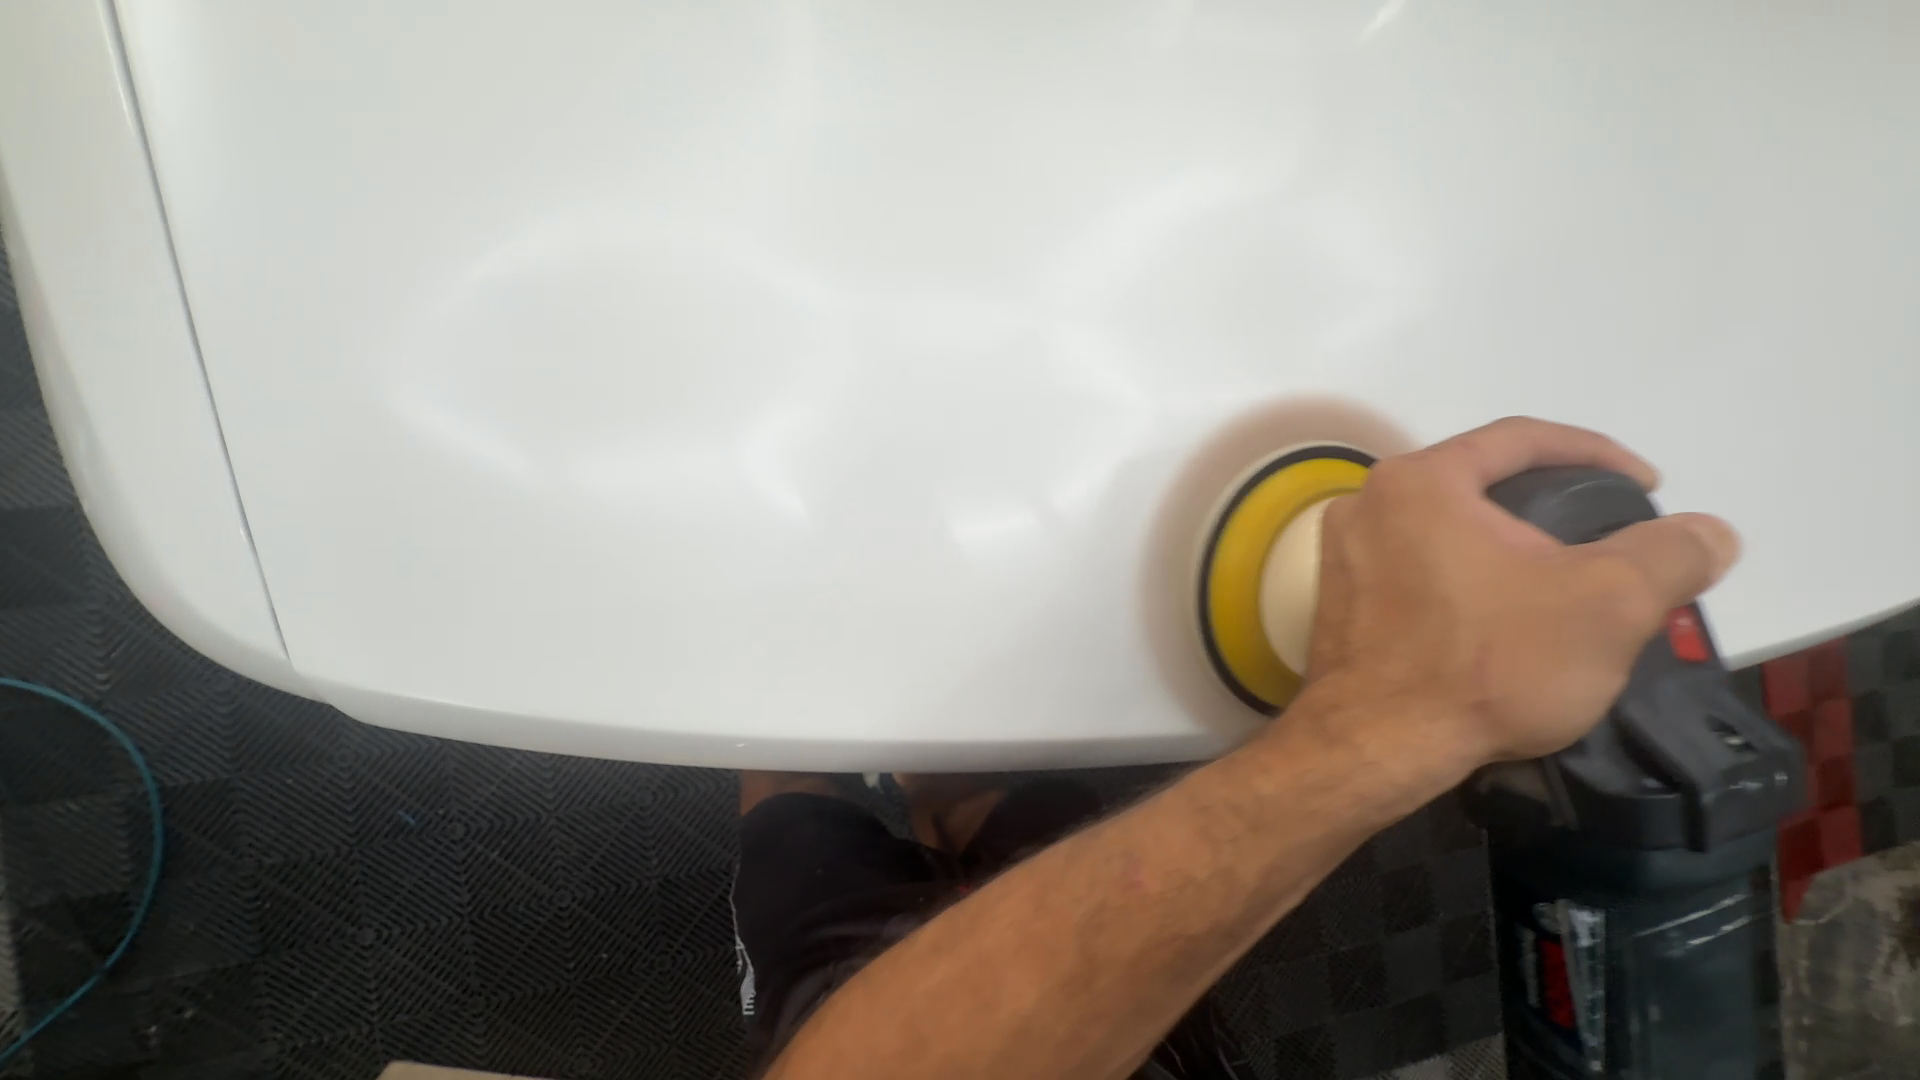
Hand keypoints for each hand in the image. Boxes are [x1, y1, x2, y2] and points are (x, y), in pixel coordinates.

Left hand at [1303, 417, 1740, 775]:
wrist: (1378, 742)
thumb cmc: (1488, 662)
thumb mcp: (1607, 603)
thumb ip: (1667, 554)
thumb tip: (1706, 531)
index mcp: (1416, 481)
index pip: (1517, 438)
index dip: (1594, 452)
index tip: (1644, 483)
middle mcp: (1363, 505)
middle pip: (1474, 485)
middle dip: (1546, 505)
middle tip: (1602, 538)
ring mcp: (1340, 554)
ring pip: (1440, 531)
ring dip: (1502, 548)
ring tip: (1559, 582)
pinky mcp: (1334, 601)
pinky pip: (1411, 570)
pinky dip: (1461, 579)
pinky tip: (1497, 616)